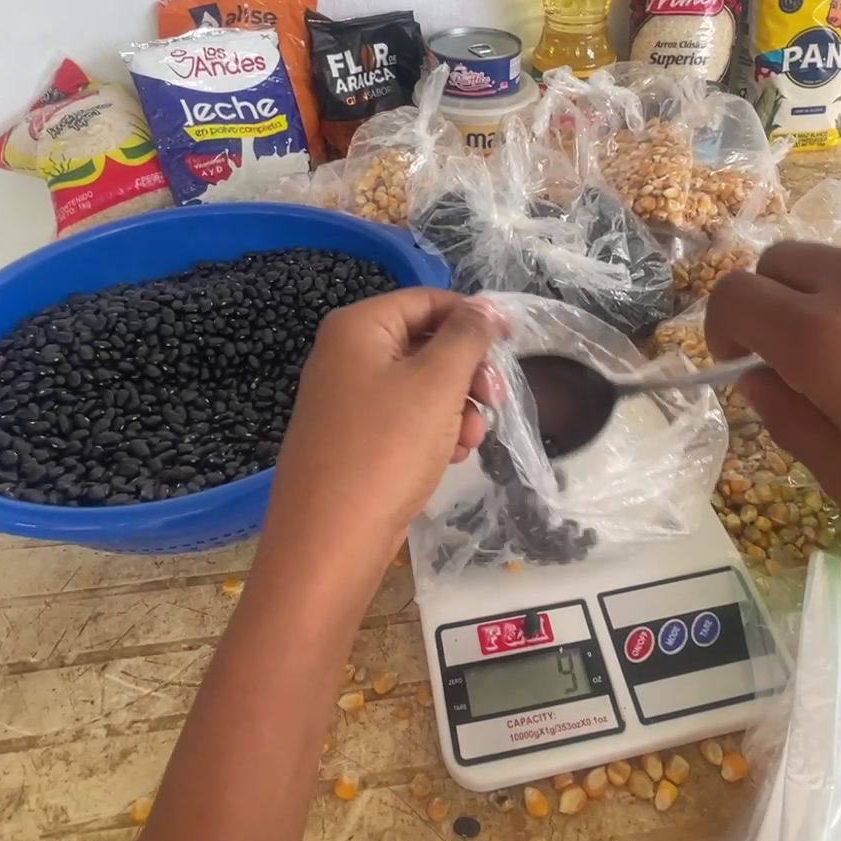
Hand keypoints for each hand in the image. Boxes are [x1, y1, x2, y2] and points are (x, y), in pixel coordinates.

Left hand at [268, 288, 505, 552]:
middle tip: (496, 399)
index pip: (427, 300)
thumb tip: (487, 305)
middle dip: (467, 372)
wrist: (330, 541)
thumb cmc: (385, 449)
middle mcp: (346, 355)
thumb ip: (467, 336)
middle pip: (425, 342)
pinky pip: (404, 417)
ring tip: (470, 441)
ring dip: (456, 407)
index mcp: (358, 328)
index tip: (511, 343)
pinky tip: (450, 457)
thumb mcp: (436, 383)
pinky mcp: (354, 437)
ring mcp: (347, 399)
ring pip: (420, 384)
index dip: (472, 317)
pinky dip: (434, 430)